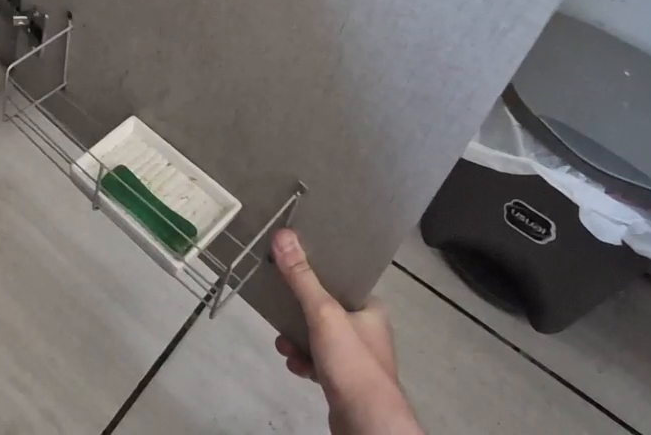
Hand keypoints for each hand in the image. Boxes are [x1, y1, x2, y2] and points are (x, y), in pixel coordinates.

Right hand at [272, 229, 424, 434]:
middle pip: (325, 310)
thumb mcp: (323, 312)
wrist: (367, 426)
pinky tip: (294, 366)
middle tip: (279, 312)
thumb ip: (302, 277)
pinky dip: (305, 362)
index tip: (291, 273)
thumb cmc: (351, 362)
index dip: (315, 276)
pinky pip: (319, 363)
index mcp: (371, 310)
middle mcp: (368, 332)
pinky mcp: (346, 384)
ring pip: (319, 338)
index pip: (341, 282)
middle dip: (298, 312)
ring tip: (283, 344)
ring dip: (297, 339)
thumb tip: (283, 234)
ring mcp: (357, 360)